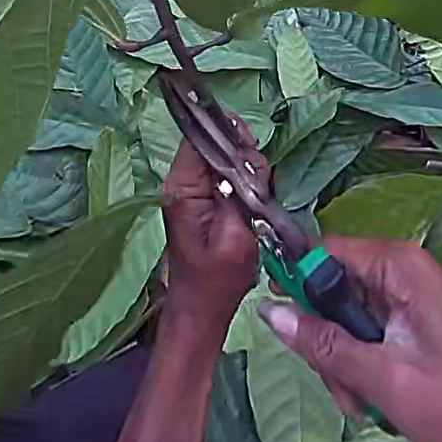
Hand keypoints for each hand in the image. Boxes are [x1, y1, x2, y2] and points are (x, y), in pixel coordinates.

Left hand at [159, 121, 260, 329]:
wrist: (202, 309)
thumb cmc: (218, 278)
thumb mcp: (236, 234)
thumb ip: (240, 191)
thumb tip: (246, 157)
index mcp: (183, 187)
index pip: (199, 138)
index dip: (226, 132)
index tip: (250, 146)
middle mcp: (183, 181)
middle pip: (214, 142)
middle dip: (241, 154)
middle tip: (258, 182)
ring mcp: (192, 188)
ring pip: (224, 156)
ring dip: (246, 169)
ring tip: (256, 198)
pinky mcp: (203, 197)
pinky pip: (225, 173)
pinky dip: (244, 180)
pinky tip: (252, 201)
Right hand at [256, 236, 441, 441]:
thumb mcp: (388, 382)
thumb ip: (325, 345)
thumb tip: (269, 312)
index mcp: (401, 267)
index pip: (325, 250)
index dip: (297, 280)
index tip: (280, 321)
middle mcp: (407, 272)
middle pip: (335, 286)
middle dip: (326, 335)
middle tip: (338, 386)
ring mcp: (416, 298)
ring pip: (351, 314)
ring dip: (344, 357)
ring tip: (362, 403)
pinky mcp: (421, 323)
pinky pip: (373, 330)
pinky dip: (365, 362)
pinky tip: (375, 398)